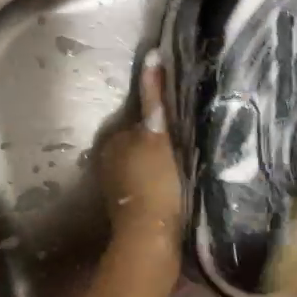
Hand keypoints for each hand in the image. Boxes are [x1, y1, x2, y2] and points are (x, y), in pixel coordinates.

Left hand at [95, 51, 182, 289]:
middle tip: (187, 139)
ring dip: (159, 161)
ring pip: (142, 163)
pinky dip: (159, 180)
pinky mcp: (130, 207)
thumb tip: (152, 58)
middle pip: (138, 141)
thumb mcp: (157, 136)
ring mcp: (117, 186)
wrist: (150, 239)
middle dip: (156, 139)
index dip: (157, 117)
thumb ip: (153, 100)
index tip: (180, 118)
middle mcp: (108, 161)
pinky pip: (147, 183)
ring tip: (187, 161)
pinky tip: (178, 184)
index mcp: (112, 142)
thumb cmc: (154, 183)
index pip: (137, 118)